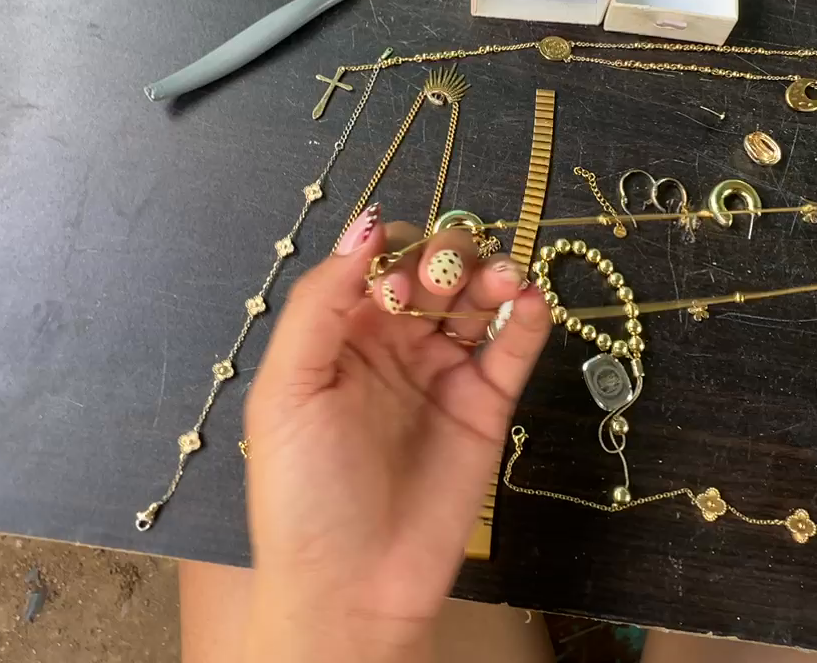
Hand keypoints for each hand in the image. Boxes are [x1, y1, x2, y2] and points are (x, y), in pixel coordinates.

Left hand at [241, 204, 548, 662]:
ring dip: (493, 273)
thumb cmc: (306, 492)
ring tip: (501, 281)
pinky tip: (528, 300)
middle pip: (437, 269)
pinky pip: (514, 345)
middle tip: (439, 288)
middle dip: (446, 259)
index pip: (382, 261)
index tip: (395, 293)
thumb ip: (320, 302)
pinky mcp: (489, 401)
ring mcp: (447, 369)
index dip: (395, 258)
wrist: (354, 591)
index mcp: (346, 331)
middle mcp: (399, 340)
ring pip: (479, 298)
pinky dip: (528, 314)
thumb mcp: (288, 390)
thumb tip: (366, 225)